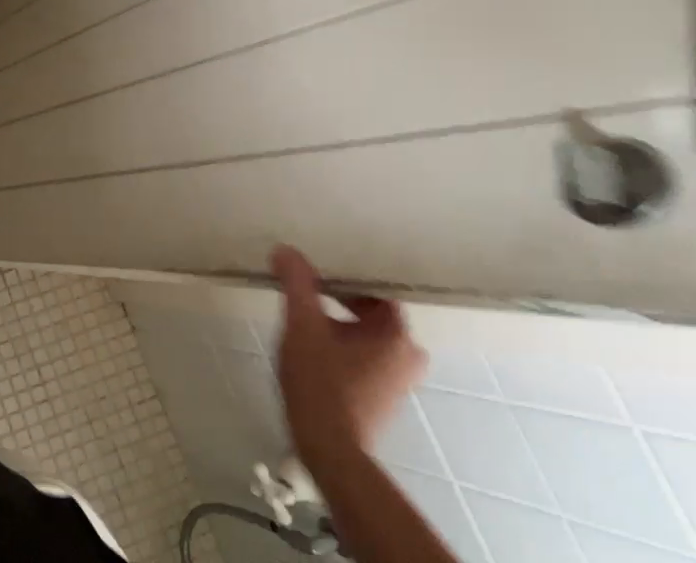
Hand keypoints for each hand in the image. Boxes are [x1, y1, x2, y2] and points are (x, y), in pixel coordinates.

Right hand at [272, 245, 425, 463]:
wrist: (329, 444)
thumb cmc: (319, 382)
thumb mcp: (301, 326)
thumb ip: (296, 285)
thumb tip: (285, 250)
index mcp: (398, 335)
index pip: (377, 291)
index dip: (345, 279)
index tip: (314, 274)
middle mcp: (410, 355)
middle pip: (372, 313)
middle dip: (338, 301)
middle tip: (303, 296)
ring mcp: (401, 378)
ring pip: (368, 336)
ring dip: (339, 325)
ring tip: (304, 323)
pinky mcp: (387, 394)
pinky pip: (368, 356)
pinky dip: (345, 347)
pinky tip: (315, 351)